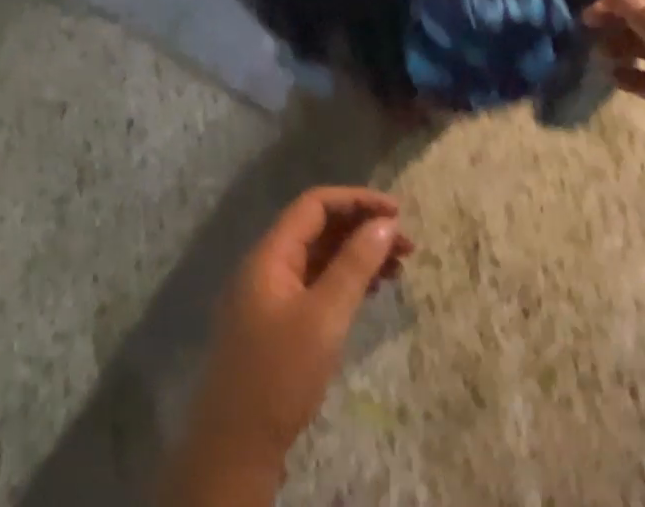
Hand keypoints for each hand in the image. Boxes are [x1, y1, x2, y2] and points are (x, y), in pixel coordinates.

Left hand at [177, 188, 413, 489]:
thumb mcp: (325, 316)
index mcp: (269, 256)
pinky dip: (345, 281)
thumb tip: (384, 223)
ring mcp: (270, 296)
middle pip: (318, 229)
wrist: (237, 444)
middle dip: (363, 229)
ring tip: (398, 269)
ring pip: (319, 259)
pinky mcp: (278, 323)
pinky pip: (315, 285)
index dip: (357, 200)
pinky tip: (371, 291)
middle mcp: (266, 267)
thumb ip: (354, 265)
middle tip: (407, 246)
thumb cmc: (281, 373)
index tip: (398, 212)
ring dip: (358, 256)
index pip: (314, 205)